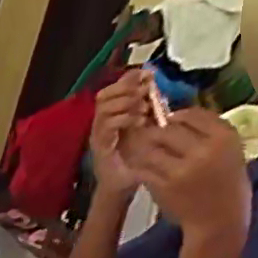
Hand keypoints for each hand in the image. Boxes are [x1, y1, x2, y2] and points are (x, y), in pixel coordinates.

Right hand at [90, 71, 158, 196]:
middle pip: (104, 94)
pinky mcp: (99, 145)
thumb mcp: (144, 129)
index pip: (114, 88)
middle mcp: (100, 121)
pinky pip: (107, 125)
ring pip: (104, 107)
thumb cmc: (133, 157)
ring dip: (125, 102)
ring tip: (143, 107)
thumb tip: (159, 91)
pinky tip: (139, 121)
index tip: (148, 74)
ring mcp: (98, 133)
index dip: (128, 78)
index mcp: (111, 115)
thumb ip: (147, 111)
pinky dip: (124, 119)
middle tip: (144, 91)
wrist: (121, 183)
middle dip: (125, 88)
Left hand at [120, 109, 251, 251]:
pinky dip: (138, 165)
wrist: (219, 217)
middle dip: (155, 131)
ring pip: (151, 148)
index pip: (192, 114)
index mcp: (224, 137)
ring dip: (142, 147)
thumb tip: (175, 115)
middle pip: (168, 129)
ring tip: (140, 149)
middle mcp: (203, 151)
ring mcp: (182, 170)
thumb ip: (208, 131)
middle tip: (148, 134)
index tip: (168, 121)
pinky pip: (144, 169)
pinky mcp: (164, 186)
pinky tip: (138, 166)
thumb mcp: (229, 150)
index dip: (175, 115)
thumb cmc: (224, 182)